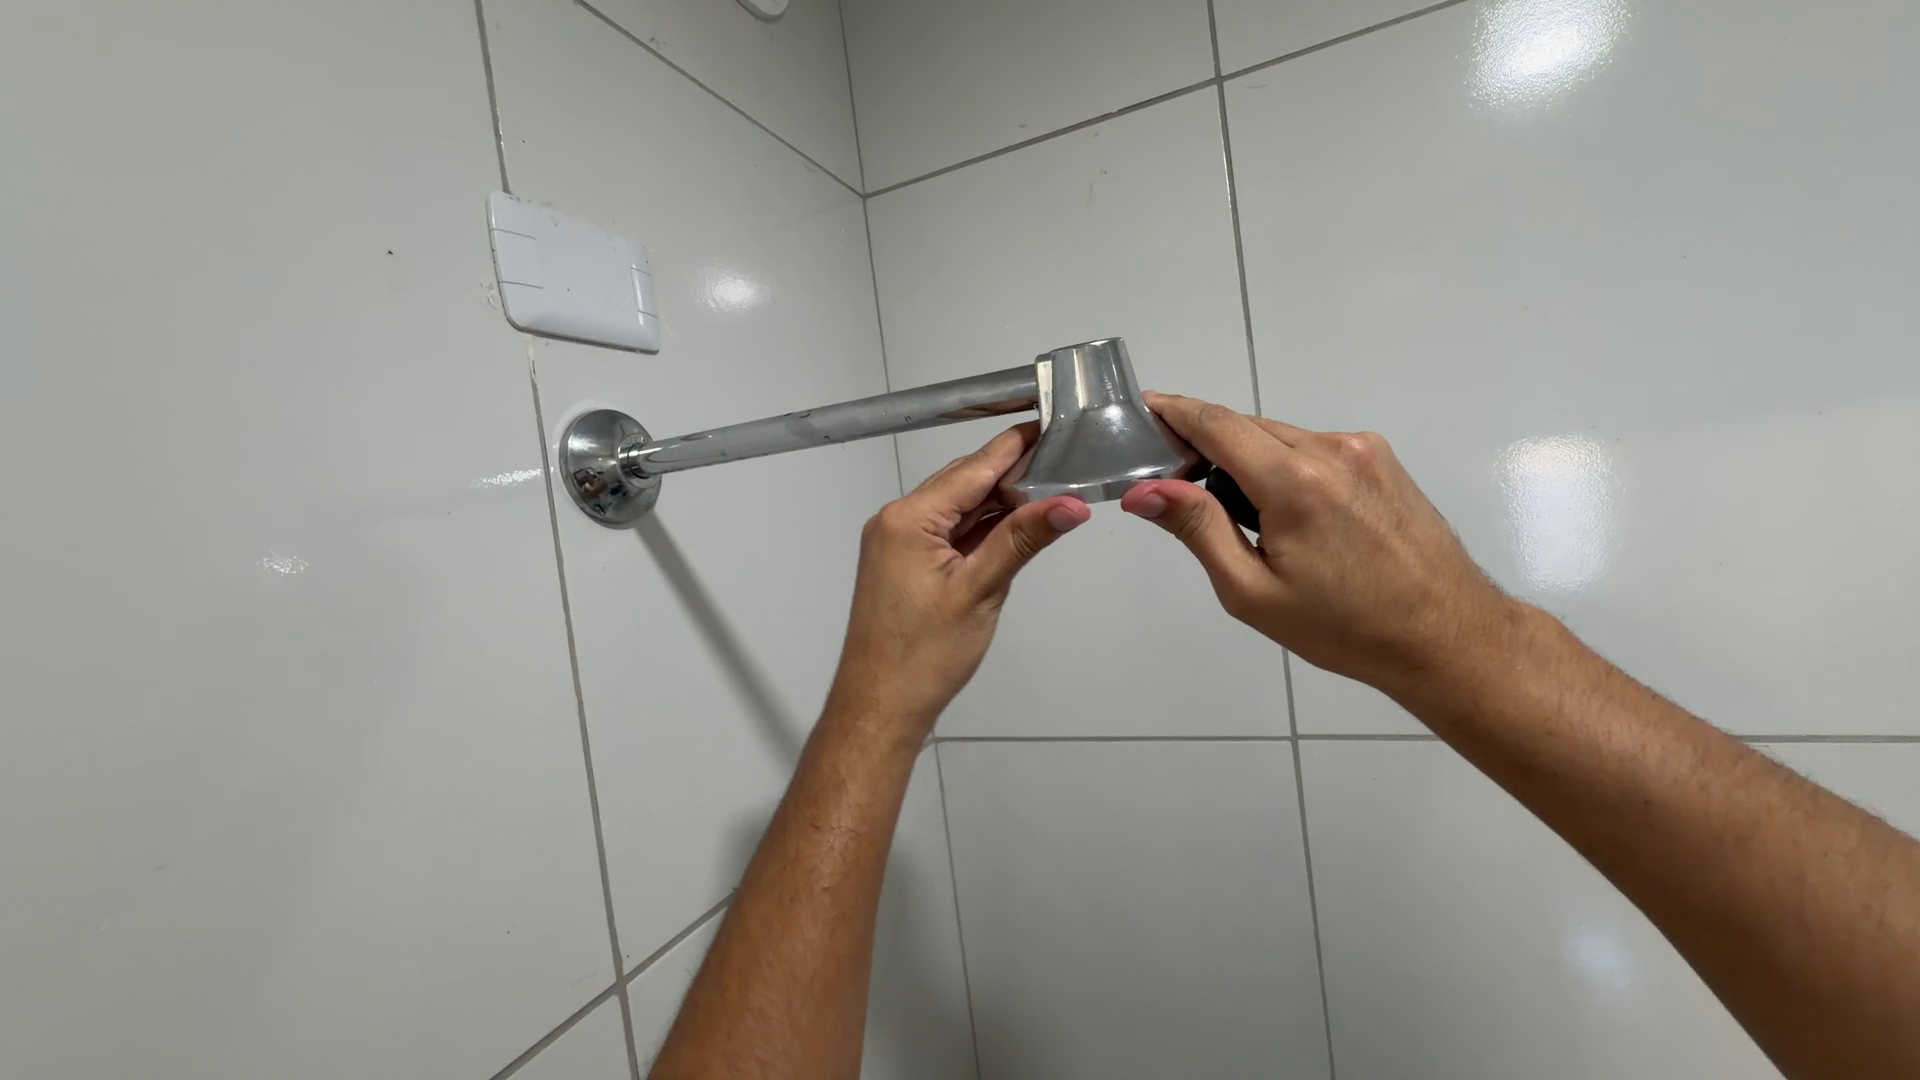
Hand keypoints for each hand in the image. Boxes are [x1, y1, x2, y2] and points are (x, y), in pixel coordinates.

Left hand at [829, 423, 1090, 735]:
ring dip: (997, 502)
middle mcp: (896, 522)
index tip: (1047, 426)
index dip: (1013, 446)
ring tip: (1047, 491)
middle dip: (1011, 473)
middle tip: (1061, 462)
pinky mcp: (905, 563)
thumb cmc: (920, 658)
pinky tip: (1012, 525)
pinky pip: (948, 532)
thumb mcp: (981, 591)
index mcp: (907, 520)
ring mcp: (898, 543)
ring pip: (957, 508)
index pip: (971, 468)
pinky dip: (980, 528)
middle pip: (963, 483)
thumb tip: (1067, 505)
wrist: (881, 705)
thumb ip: (1023, 540)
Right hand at [1121, 393, 1520, 695]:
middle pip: (1245, 427)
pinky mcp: (1381, 459)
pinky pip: (1310, 447)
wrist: (1447, 636)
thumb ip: (1197, 529)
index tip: (1141, 408)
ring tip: (1228, 508)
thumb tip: (1144, 491)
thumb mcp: (1252, 591)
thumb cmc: (1341, 627)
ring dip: (1243, 457)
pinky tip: (1277, 508)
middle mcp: (1331, 449)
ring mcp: (1363, 449)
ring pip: (1278, 436)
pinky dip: (1279, 463)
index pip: (1217, 425)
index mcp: (1295, 482)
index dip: (1174, 412)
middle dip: (1202, 442)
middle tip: (1172, 479)